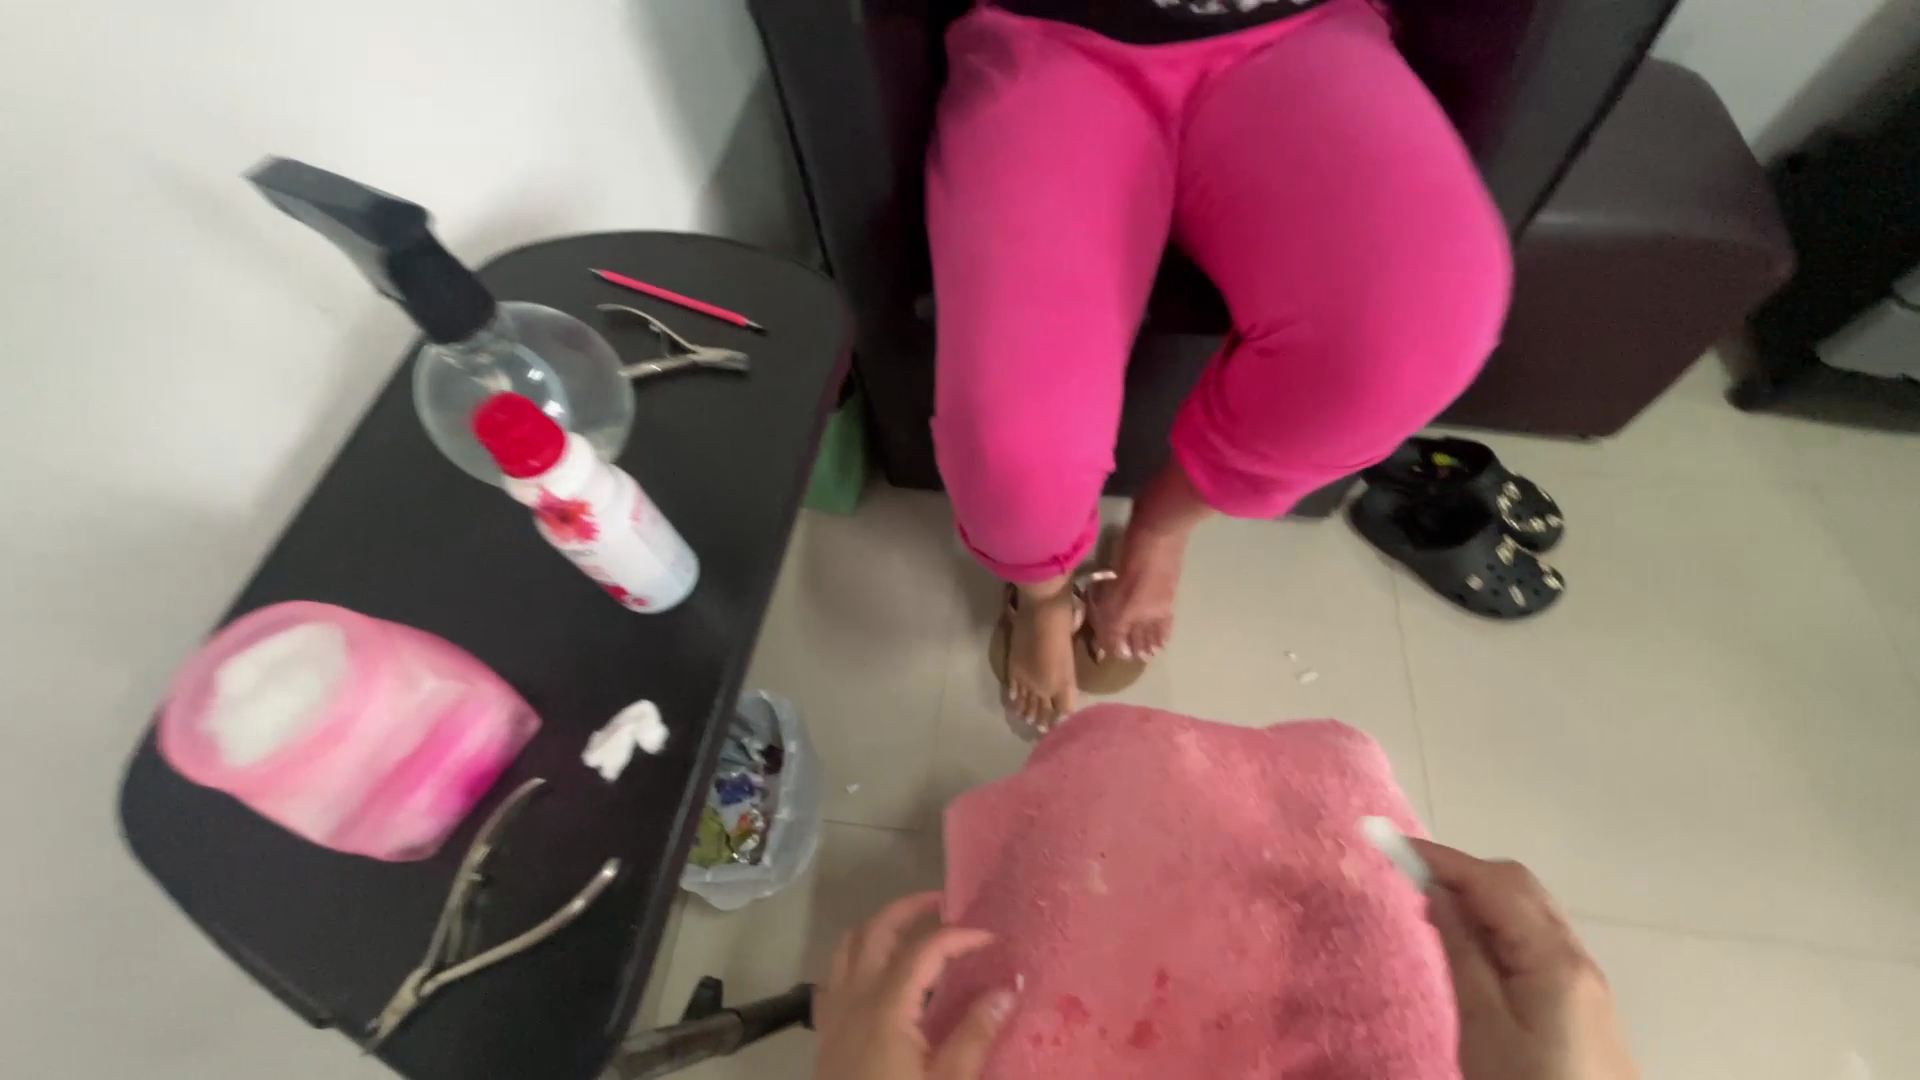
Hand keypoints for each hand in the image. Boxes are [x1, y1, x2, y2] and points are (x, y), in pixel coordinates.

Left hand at [811, 892, 1015, 1079]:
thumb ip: (976, 1033)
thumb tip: (1009, 987)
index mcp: (887, 1006)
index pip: (926, 948)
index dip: (960, 935)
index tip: (992, 938)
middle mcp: (856, 996)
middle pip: (878, 929)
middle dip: (912, 907)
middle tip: (945, 905)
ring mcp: (836, 1012)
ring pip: (849, 944)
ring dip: (880, 926)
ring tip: (912, 927)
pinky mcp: (827, 1032)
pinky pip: (834, 974)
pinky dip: (856, 955)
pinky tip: (877, 971)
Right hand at [1410, 840, 1638, 1079]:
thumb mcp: (1483, 1024)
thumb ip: (1463, 951)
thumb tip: (1438, 892)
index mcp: (1553, 959)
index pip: (1492, 883)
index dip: (1441, 858)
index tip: (1391, 845)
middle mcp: (1575, 956)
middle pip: (1516, 884)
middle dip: (1462, 869)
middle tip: (1410, 878)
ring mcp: (1582, 975)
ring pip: (1527, 905)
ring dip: (1479, 891)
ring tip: (1432, 905)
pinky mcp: (1578, 994)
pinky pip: (1533, 931)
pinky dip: (1496, 917)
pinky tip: (1470, 937)